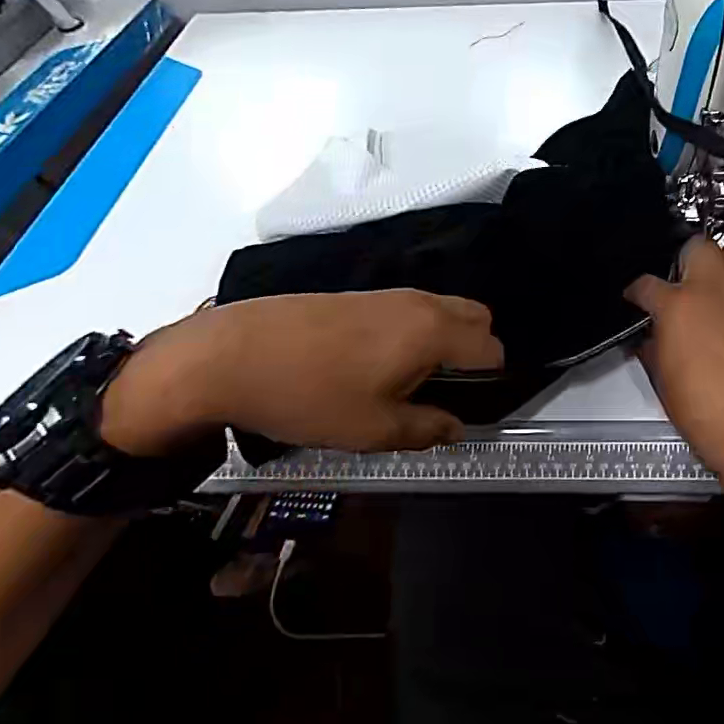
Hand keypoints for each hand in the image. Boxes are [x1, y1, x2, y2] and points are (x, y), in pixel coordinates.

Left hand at [99, 290, 502, 456]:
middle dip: (477, 350)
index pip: (492, 347)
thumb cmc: (310, 395)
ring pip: (443, 309)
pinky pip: (412, 308)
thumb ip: (426, 428)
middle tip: (448, 389)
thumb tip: (458, 428)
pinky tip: (377, 362)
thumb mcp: (372, 430)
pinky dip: (417, 330)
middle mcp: (420, 303)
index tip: (472, 405)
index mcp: (432, 332)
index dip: (494, 379)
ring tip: (410, 379)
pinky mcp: (360, 294)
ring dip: (446, 339)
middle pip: (477, 317)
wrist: (230, 354)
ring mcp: (388, 293)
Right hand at [625, 237, 723, 478]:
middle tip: (681, 280)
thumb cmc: (714, 415)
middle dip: (684, 260)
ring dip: (722, 263)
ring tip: (716, 283)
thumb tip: (650, 338)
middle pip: (696, 247)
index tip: (638, 296)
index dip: (637, 291)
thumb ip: (652, 347)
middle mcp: (714, 291)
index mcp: (677, 307)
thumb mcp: (664, 381)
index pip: (646, 284)